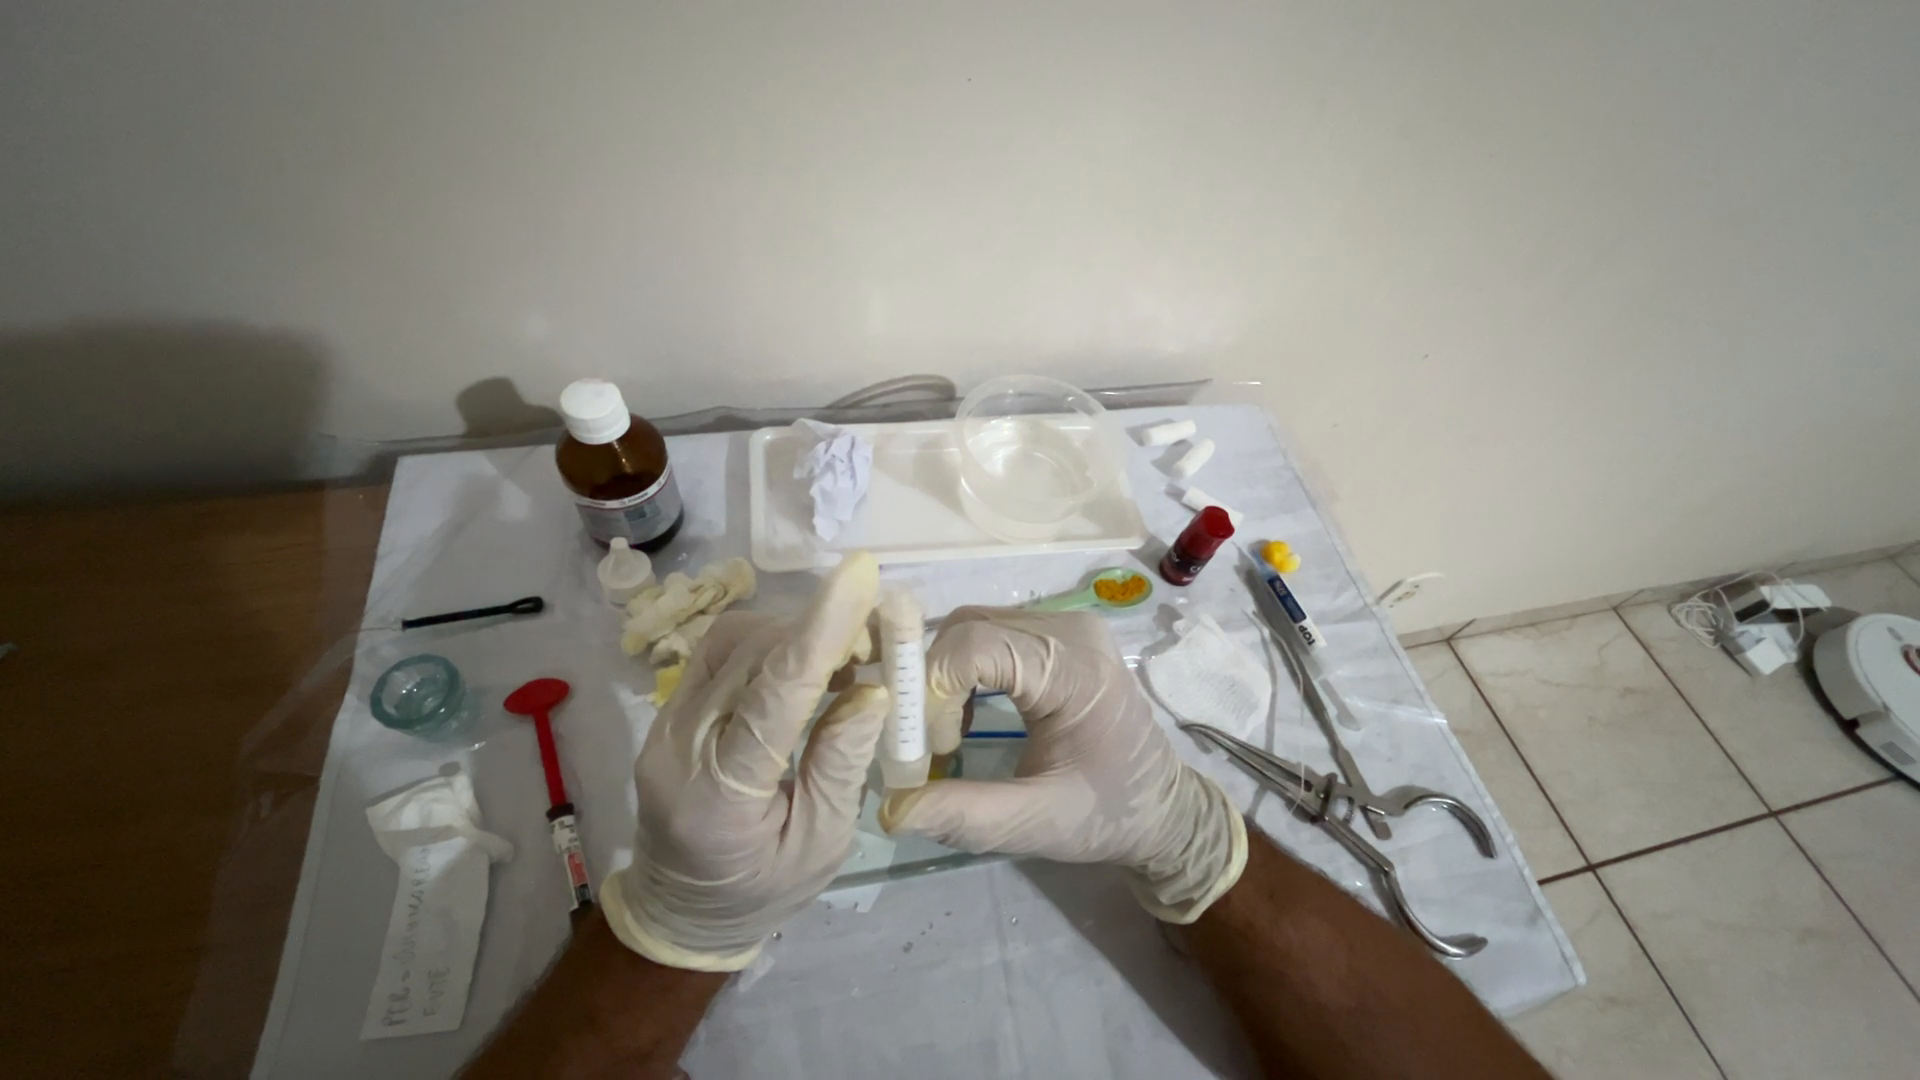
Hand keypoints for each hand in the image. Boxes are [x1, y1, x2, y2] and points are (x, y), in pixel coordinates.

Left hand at [600, 553, 886, 971]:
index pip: (775, 694)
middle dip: (821, 629)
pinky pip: (720, 651)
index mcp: (720, 794)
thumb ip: (841, 763)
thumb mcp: (820, 843)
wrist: (678, 911)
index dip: (821, 630)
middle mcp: (680, 746)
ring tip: (846, 653)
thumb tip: (873, 689)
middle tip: (878, 636)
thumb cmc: (762, 890)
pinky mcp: (670, 711)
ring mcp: (667, 723)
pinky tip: (805, 663)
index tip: (860, 575)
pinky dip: (771, 642)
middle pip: (755, 654)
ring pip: (733, 640)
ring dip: (795, 632)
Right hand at [879, 608, 1245, 922]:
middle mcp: (1072, 629)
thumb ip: (964, 815)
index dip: (935, 689)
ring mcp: (1068, 624)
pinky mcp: (1061, 632)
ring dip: (945, 674)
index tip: (934, 747)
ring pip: (975, 624)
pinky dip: (965, 666)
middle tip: (928, 740)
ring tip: (947, 732)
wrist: (1161, 806)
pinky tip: (967, 712)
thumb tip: (891, 809)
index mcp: (1074, 670)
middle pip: (969, 627)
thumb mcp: (1034, 824)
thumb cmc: (1105, 814)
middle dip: (933, 681)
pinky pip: (993, 631)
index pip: (976, 644)